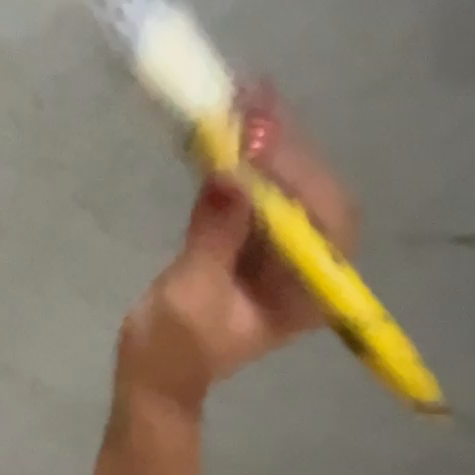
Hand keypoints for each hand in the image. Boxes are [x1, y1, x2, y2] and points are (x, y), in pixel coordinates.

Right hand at [117, 83, 355, 411]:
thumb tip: (228, 180)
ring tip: (241, 98)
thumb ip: (213, 239)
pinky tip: (229, 131)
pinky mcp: (256, 245)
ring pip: (289, 187)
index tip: (258, 137)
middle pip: (311, 192)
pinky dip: (246, 163)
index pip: (319, 217)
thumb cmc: (171, 351)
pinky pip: (261, 195)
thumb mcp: (189, 299)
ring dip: (267, 143)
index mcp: (309, 290)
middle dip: (284, 144)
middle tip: (253, 96)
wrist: (155, 379)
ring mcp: (284, 254)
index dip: (293, 173)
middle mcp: (309, 266)